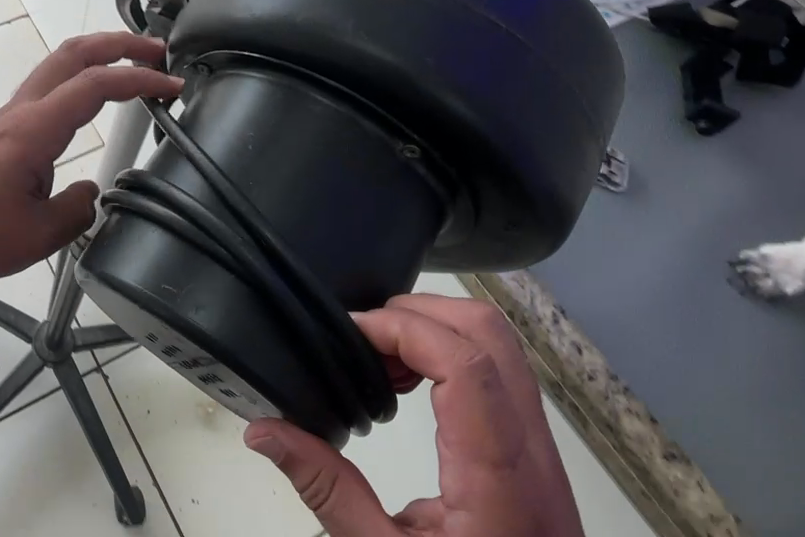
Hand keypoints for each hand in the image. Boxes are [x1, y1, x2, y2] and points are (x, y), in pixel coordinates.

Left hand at [0, 32, 180, 290]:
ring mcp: (8, 119)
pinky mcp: (1, 133)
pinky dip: (78, 79)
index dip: (139, 78)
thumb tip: (92, 192)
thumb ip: (77, 210)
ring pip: (56, 67)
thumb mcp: (37, 234)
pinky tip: (90, 103)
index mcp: (33, 129)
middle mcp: (20, 112)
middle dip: (118, 43)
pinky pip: (46, 90)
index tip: (173, 84)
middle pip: (72, 54)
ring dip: (97, 57)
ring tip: (132, 67)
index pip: (95, 85)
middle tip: (158, 50)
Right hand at [244, 294, 584, 536]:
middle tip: (361, 335)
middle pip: (490, 334)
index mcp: (498, 482)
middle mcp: (532, 455)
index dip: (403, 328)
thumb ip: (328, 491)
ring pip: (500, 344)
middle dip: (418, 312)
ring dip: (434, 327)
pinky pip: (499, 370)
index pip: (466, 364)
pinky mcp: (535, 455)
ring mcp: (541, 452)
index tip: (350, 332)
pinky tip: (404, 382)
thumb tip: (263, 431)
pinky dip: (449, 351)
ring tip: (377, 356)